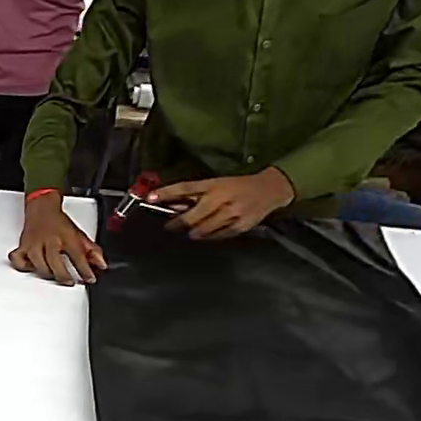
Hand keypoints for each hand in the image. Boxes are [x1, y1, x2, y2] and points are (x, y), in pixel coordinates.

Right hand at [11, 195, 106, 285]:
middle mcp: (50, 240)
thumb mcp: (79, 234)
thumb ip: (91, 250)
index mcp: (66, 236)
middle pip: (55, 263)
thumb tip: (101, 264)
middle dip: (64, 276)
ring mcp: (35, 244)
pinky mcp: (22, 246)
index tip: (90, 279)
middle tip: (70, 282)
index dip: (85, 271)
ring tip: (54, 275)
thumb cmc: (59, 222)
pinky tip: (32, 267)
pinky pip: (19, 261)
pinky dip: (24, 267)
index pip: (78, 256)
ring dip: (47, 274)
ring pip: (38, 265)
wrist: (42, 208)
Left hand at [151, 168, 294, 240]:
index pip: (185, 188)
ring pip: (202, 230)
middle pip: (191, 216)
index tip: (150, 198)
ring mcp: (232, 214)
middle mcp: (222, 199)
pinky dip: (208, 236)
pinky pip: (217, 236)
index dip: (166, 193)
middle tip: (171, 226)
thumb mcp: (215, 184)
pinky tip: (206, 233)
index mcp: (215, 185)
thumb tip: (170, 204)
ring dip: (192, 231)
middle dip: (177, 223)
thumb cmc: (238, 186)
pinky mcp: (241, 226)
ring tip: (190, 230)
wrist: (271, 189)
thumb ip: (193, 195)